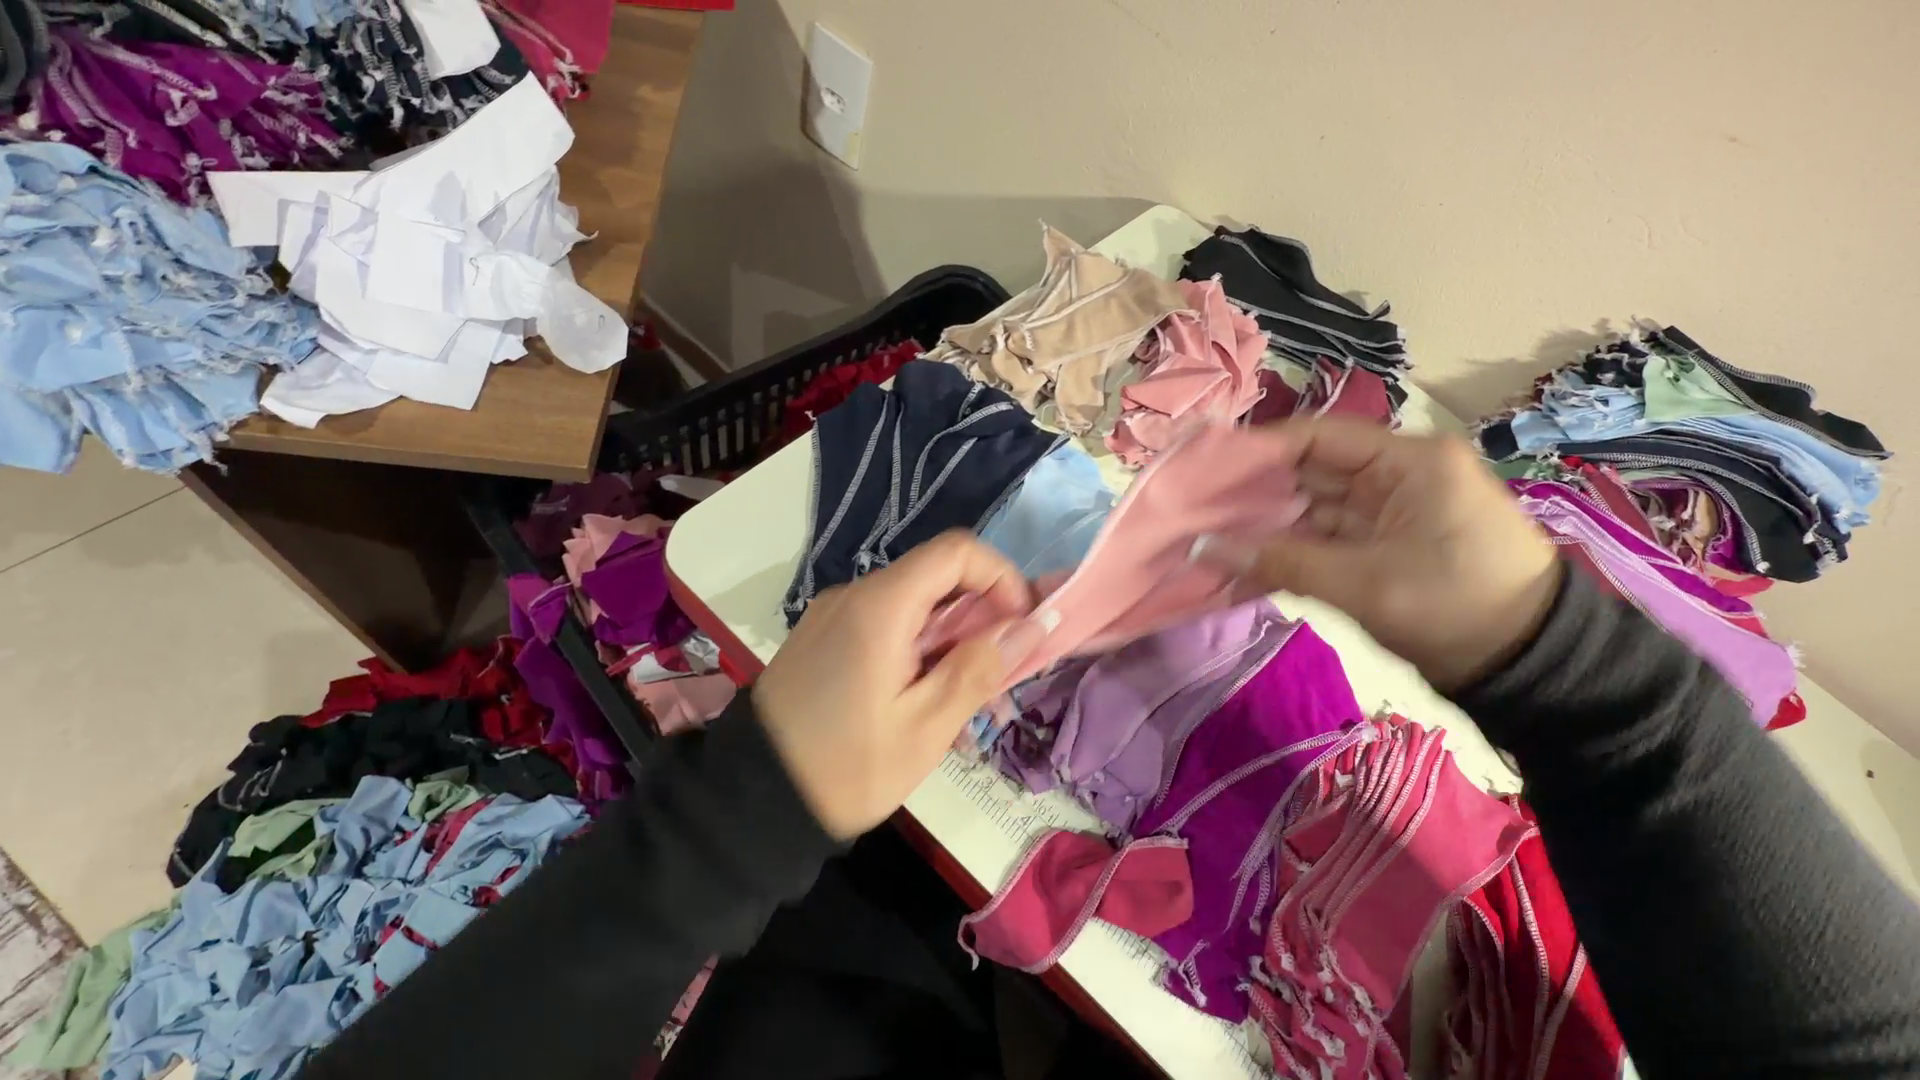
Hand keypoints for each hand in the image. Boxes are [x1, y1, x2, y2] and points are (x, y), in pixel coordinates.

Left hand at [752, 531, 1045, 839]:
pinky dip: (918, 651)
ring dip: (951, 643)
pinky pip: (885, 627)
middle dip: (981, 621)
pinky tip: (925, 704)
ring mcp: (833, 615)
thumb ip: (980, 668)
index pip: (957, 551)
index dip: (1001, 577)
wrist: (753, 799)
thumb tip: (1034, 623)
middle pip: (937, 579)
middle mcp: (854, 595)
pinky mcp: (823, 638)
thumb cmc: (846, 767)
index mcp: (880, 606)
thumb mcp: (925, 727)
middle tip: (999, 680)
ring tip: (965, 708)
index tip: (1021, 627)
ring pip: (914, 607)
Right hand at [1196, 418, 1563, 690]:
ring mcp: (1389, 513)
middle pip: (1309, 473)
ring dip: (1265, 529)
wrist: (1528, 666)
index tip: (1205, 470)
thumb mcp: (1364, 583)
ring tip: (1208, 543)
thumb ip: (1280, 561)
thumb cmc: (1454, 606)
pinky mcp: (1383, 547)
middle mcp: (1396, 476)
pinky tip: (1243, 569)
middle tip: (1195, 513)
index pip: (1319, 438)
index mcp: (1408, 461)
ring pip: (1312, 510)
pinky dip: (1289, 554)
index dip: (1259, 451)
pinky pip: (1325, 540)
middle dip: (1253, 495)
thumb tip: (1203, 547)